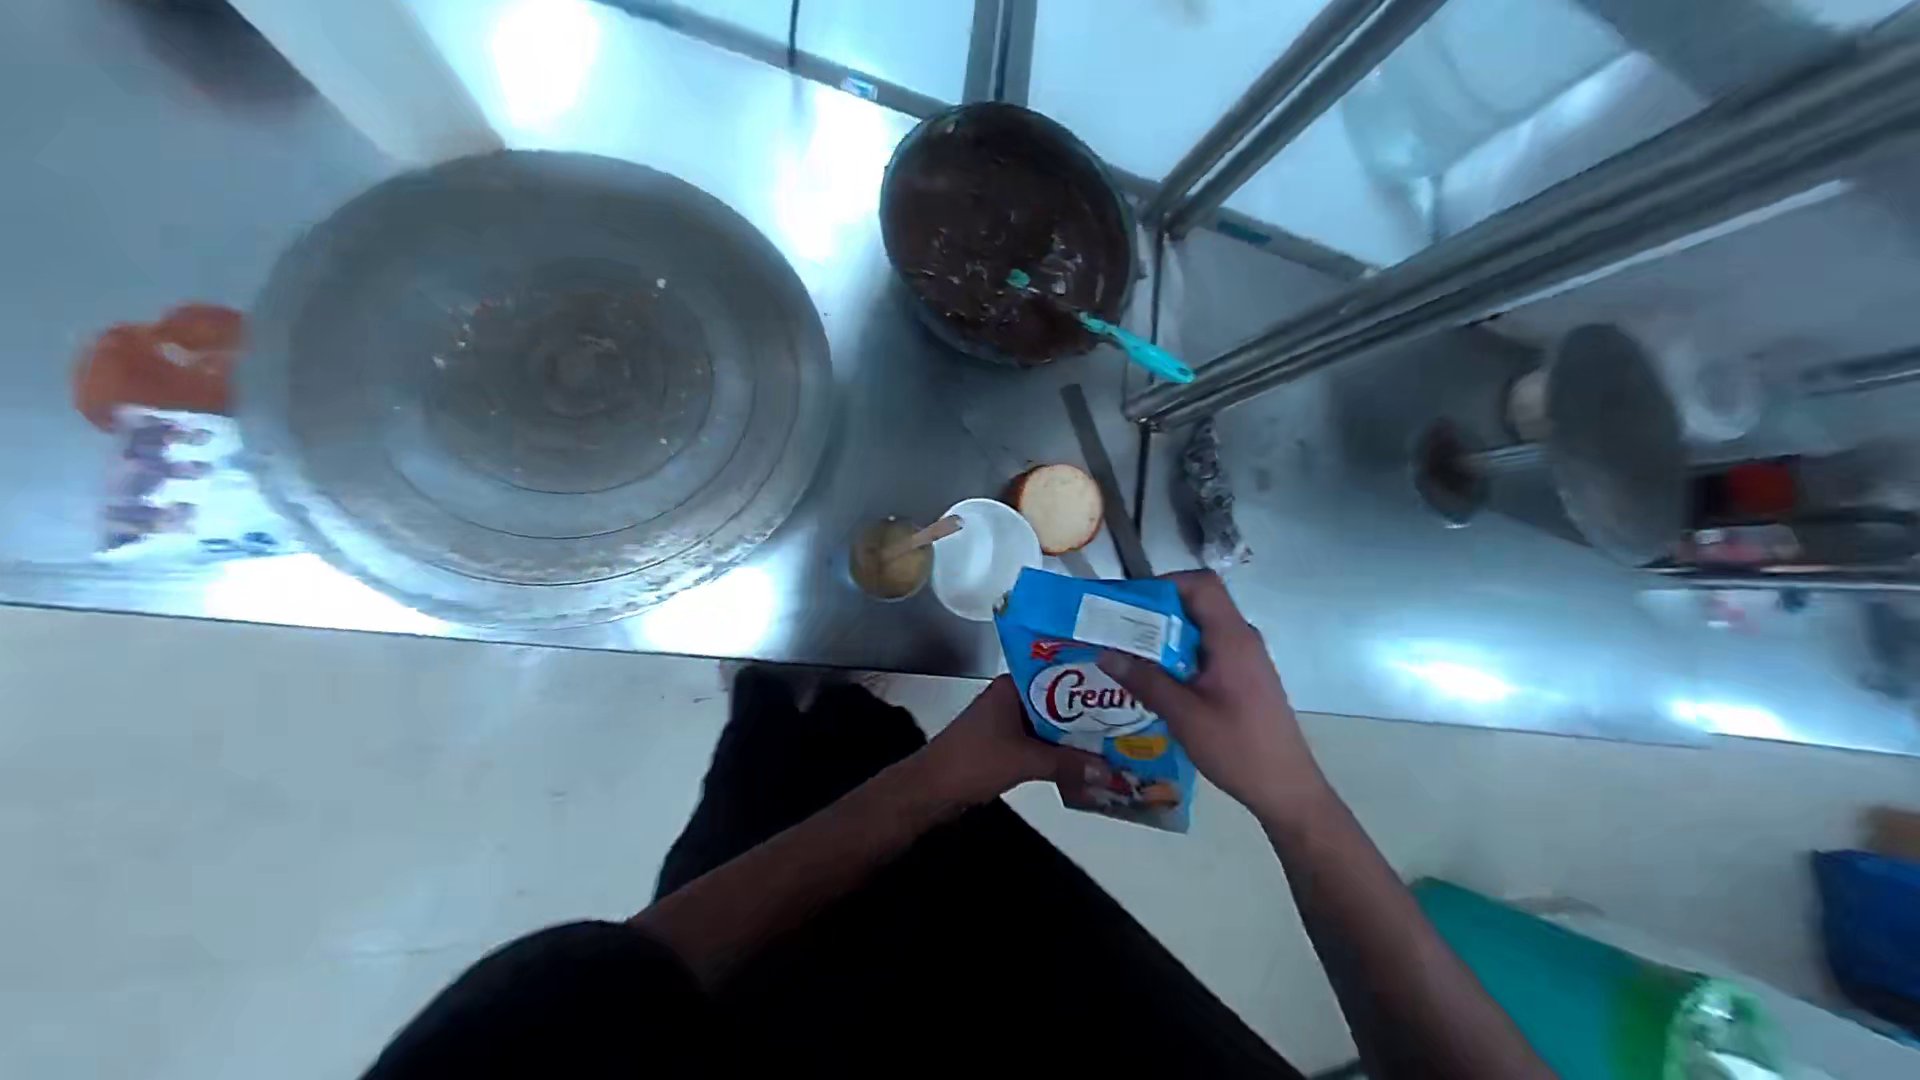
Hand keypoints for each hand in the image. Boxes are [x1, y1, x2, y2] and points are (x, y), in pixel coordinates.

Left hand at [914, 675, 1108, 806]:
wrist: (932, 791)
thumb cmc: (974, 761)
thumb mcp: (1024, 760)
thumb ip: (1068, 763)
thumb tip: (1111, 770)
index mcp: (1013, 686)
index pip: (1057, 673)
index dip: (1088, 681)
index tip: (1121, 688)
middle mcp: (1012, 698)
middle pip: (1058, 702)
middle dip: (1088, 713)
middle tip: (1128, 718)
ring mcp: (1008, 722)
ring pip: (1051, 724)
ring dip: (1076, 736)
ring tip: (1116, 740)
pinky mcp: (1006, 744)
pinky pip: (1042, 743)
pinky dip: (1061, 752)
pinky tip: (1087, 762)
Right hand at [1095, 570, 1331, 822]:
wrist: (1287, 789)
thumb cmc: (1238, 748)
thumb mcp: (1183, 715)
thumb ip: (1144, 680)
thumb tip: (1104, 652)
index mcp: (1231, 638)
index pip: (1200, 584)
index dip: (1164, 583)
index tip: (1128, 602)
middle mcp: (1241, 638)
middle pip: (1196, 603)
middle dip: (1154, 611)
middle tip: (1117, 629)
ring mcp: (1244, 657)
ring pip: (1198, 627)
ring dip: (1164, 635)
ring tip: (1128, 654)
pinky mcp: (1242, 676)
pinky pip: (1205, 649)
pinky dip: (1177, 653)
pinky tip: (1155, 680)